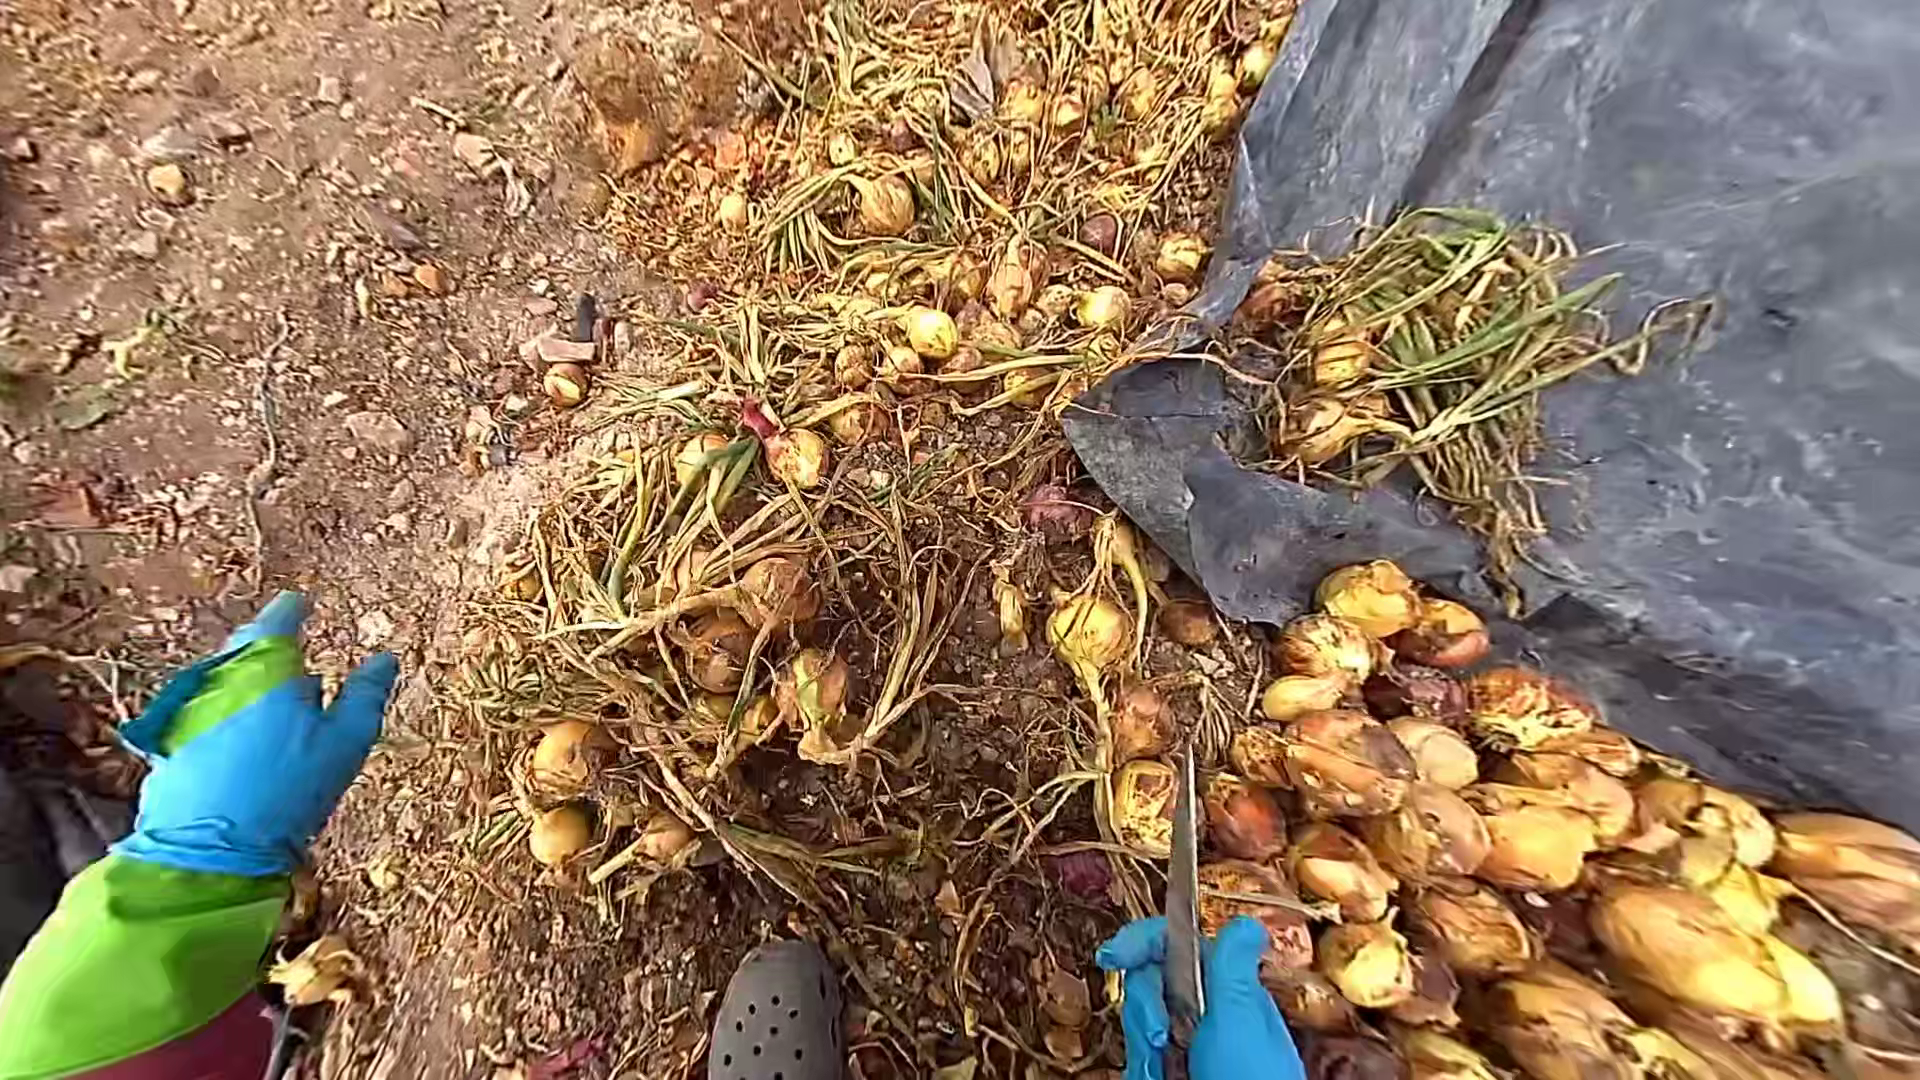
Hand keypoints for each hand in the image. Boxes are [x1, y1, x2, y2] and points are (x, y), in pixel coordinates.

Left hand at [114, 592, 397, 876]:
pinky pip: (207, 705)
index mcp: (265, 680)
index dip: (288, 613)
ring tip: (274, 670)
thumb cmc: (293, 783)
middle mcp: (218, 690)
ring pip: (220, 679)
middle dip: (264, 640)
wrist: (209, 850)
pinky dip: (231, 697)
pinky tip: (249, 712)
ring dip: (247, 669)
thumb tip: (384, 658)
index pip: (274, 631)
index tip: (300, 598)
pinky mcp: (174, 748)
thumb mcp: (349, 737)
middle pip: (239, 653)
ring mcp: (189, 720)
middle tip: (285, 630)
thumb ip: (366, 692)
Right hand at [1095, 915, 1305, 1079]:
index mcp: (1219, 986)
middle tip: (1157, 1039)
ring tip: (1158, 1070)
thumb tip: (1250, 922)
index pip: (1169, 941)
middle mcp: (1199, 1008)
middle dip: (1143, 1006)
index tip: (1113, 956)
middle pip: (1146, 977)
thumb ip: (1234, 967)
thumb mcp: (1242, 1021)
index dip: (1138, 941)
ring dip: (1140, 1041)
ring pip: (1138, 1016)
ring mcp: (1183, 1041)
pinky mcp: (1168, 1068)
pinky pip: (1137, 1053)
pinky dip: (1140, 1065)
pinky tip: (1153, 1075)